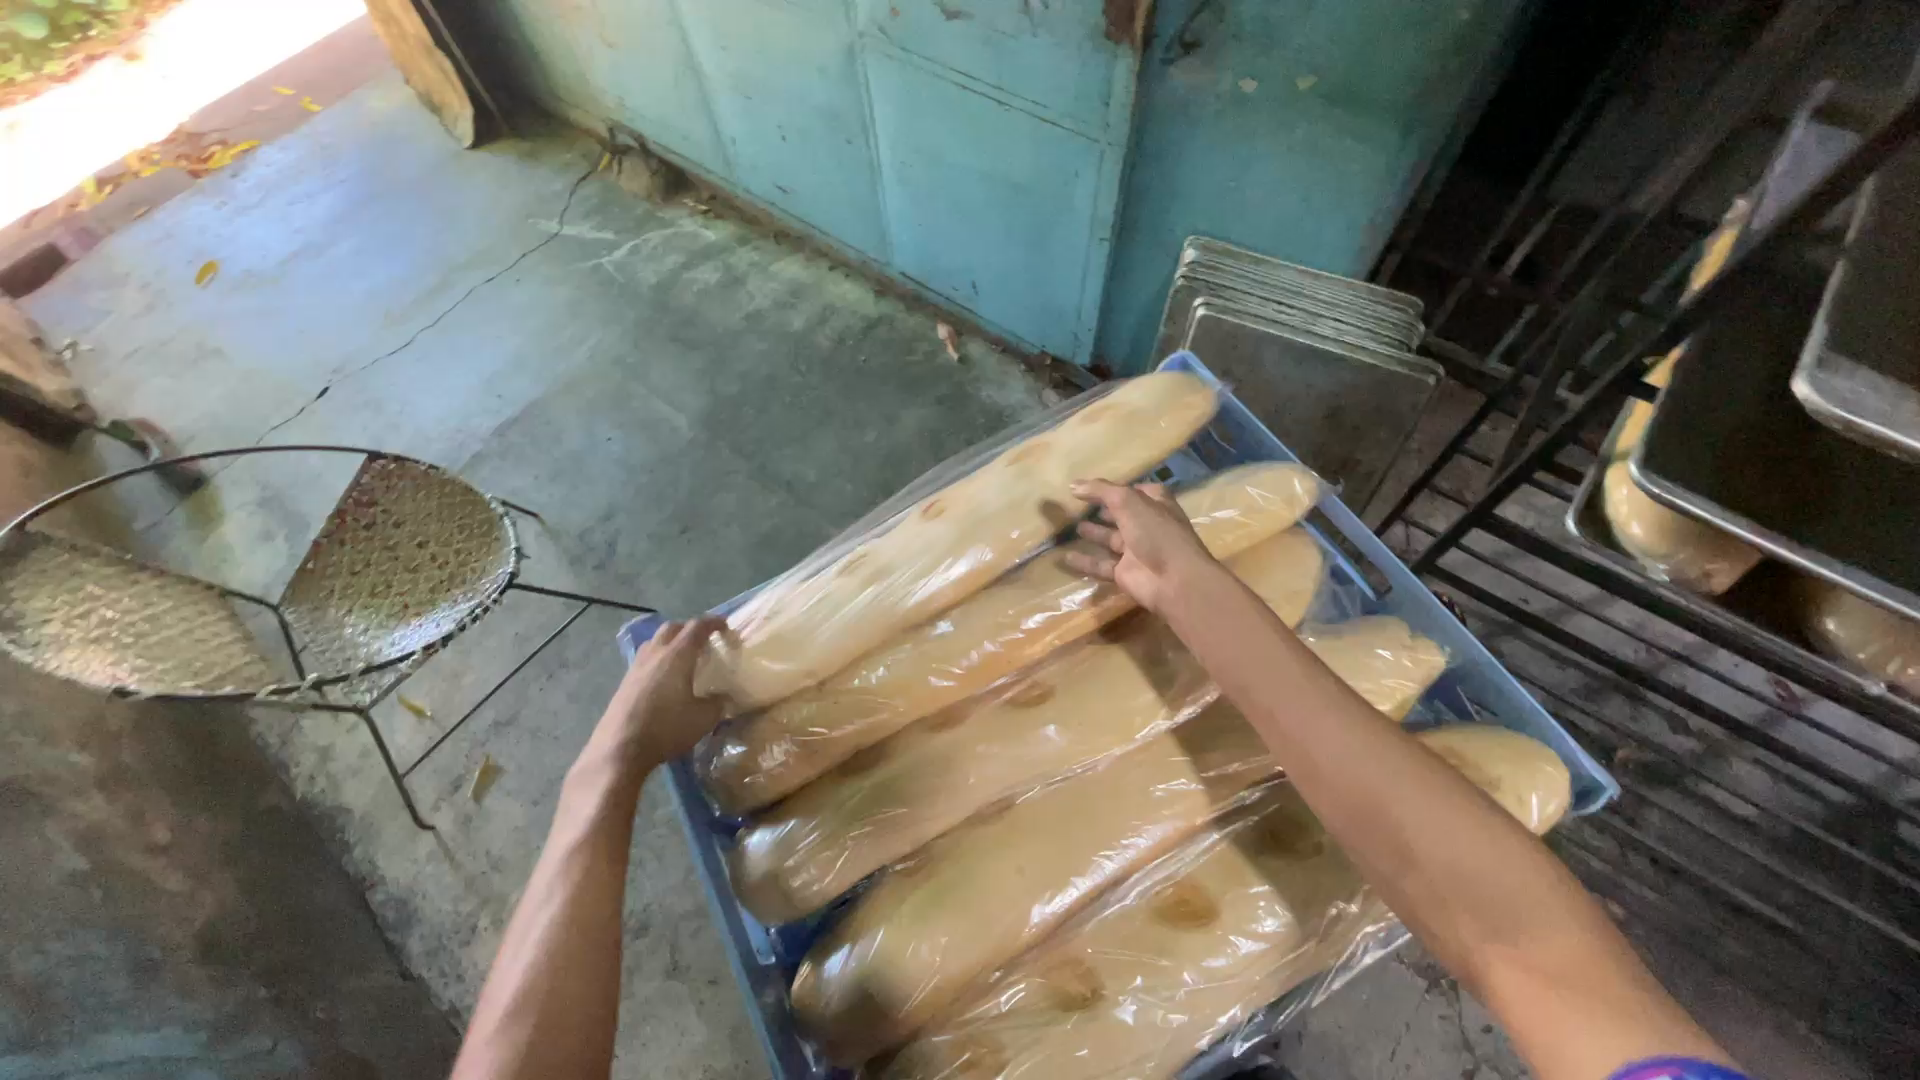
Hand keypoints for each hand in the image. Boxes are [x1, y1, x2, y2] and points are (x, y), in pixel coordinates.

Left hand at [587, 616, 726, 773]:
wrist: (619, 749)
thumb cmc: (666, 728)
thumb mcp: (704, 719)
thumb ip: (718, 703)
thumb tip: (723, 697)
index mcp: (677, 656)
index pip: (697, 627)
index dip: (713, 623)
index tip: (725, 626)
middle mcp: (655, 654)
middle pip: (672, 628)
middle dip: (689, 628)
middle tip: (704, 640)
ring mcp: (636, 668)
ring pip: (654, 642)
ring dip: (671, 642)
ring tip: (683, 657)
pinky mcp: (624, 683)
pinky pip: (645, 660)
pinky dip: (659, 660)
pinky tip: (664, 680)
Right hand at [1065, 478, 1219, 614]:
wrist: (1174, 580)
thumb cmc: (1156, 532)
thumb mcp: (1128, 501)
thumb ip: (1101, 491)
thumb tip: (1073, 485)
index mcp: (1155, 504)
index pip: (1134, 491)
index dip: (1116, 488)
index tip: (1091, 487)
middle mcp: (1147, 525)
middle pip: (1120, 514)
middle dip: (1102, 510)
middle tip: (1075, 506)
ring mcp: (1136, 550)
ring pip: (1110, 539)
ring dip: (1093, 533)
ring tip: (1070, 526)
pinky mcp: (1125, 572)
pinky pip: (1101, 565)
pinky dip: (1085, 561)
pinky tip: (1064, 557)